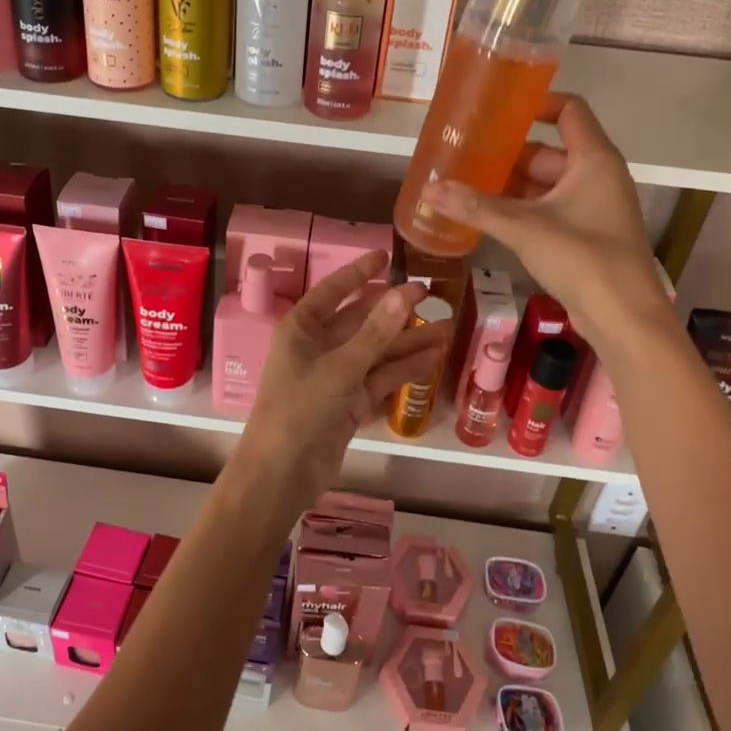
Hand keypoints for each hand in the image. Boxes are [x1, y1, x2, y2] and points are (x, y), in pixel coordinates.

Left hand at [232, 251, 453, 514]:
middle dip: (395, 310)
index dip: (360, 273)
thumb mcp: (340, 368)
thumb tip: (404, 293)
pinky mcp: (349, 403)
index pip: (334, 291)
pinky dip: (404, 370)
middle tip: (433, 295)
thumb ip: (376, 333)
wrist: (282, 475)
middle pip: (361, 321)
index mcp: (301, 329)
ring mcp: (335, 376)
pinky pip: (380, 378)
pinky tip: (433, 358)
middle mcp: (318, 347)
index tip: (385, 256)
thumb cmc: (300, 411)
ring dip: (408, 341)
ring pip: (376, 351)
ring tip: (448, 328)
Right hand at [420, 93, 668, 334]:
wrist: (625, 318)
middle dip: (508, 154)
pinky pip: (549, 209)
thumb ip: (477, 207)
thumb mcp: (525, 229)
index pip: (569, 111)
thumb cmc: (583, 259)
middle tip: (465, 153)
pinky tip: (487, 216)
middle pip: (548, 151)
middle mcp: (597, 177)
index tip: (498, 107)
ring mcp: (593, 208)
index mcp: (593, 160)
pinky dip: (521, 209)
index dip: (536, 103)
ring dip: (511, 185)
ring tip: (466, 182)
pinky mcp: (585, 236)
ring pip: (546, 184)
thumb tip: (430, 189)